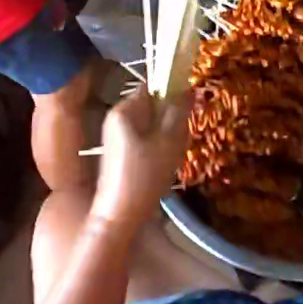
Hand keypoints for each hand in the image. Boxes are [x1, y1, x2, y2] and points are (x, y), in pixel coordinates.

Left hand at [91, 92, 190, 230]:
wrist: (120, 217)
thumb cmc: (144, 178)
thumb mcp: (169, 142)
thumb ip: (179, 112)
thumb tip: (188, 88)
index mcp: (123, 111)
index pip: (151, 87)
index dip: (172, 92)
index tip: (188, 106)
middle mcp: (115, 118)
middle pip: (150, 106)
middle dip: (170, 116)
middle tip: (183, 133)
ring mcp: (114, 136)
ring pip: (149, 124)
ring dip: (166, 132)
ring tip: (176, 150)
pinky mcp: (119, 153)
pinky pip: (144, 138)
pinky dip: (157, 145)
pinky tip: (165, 163)